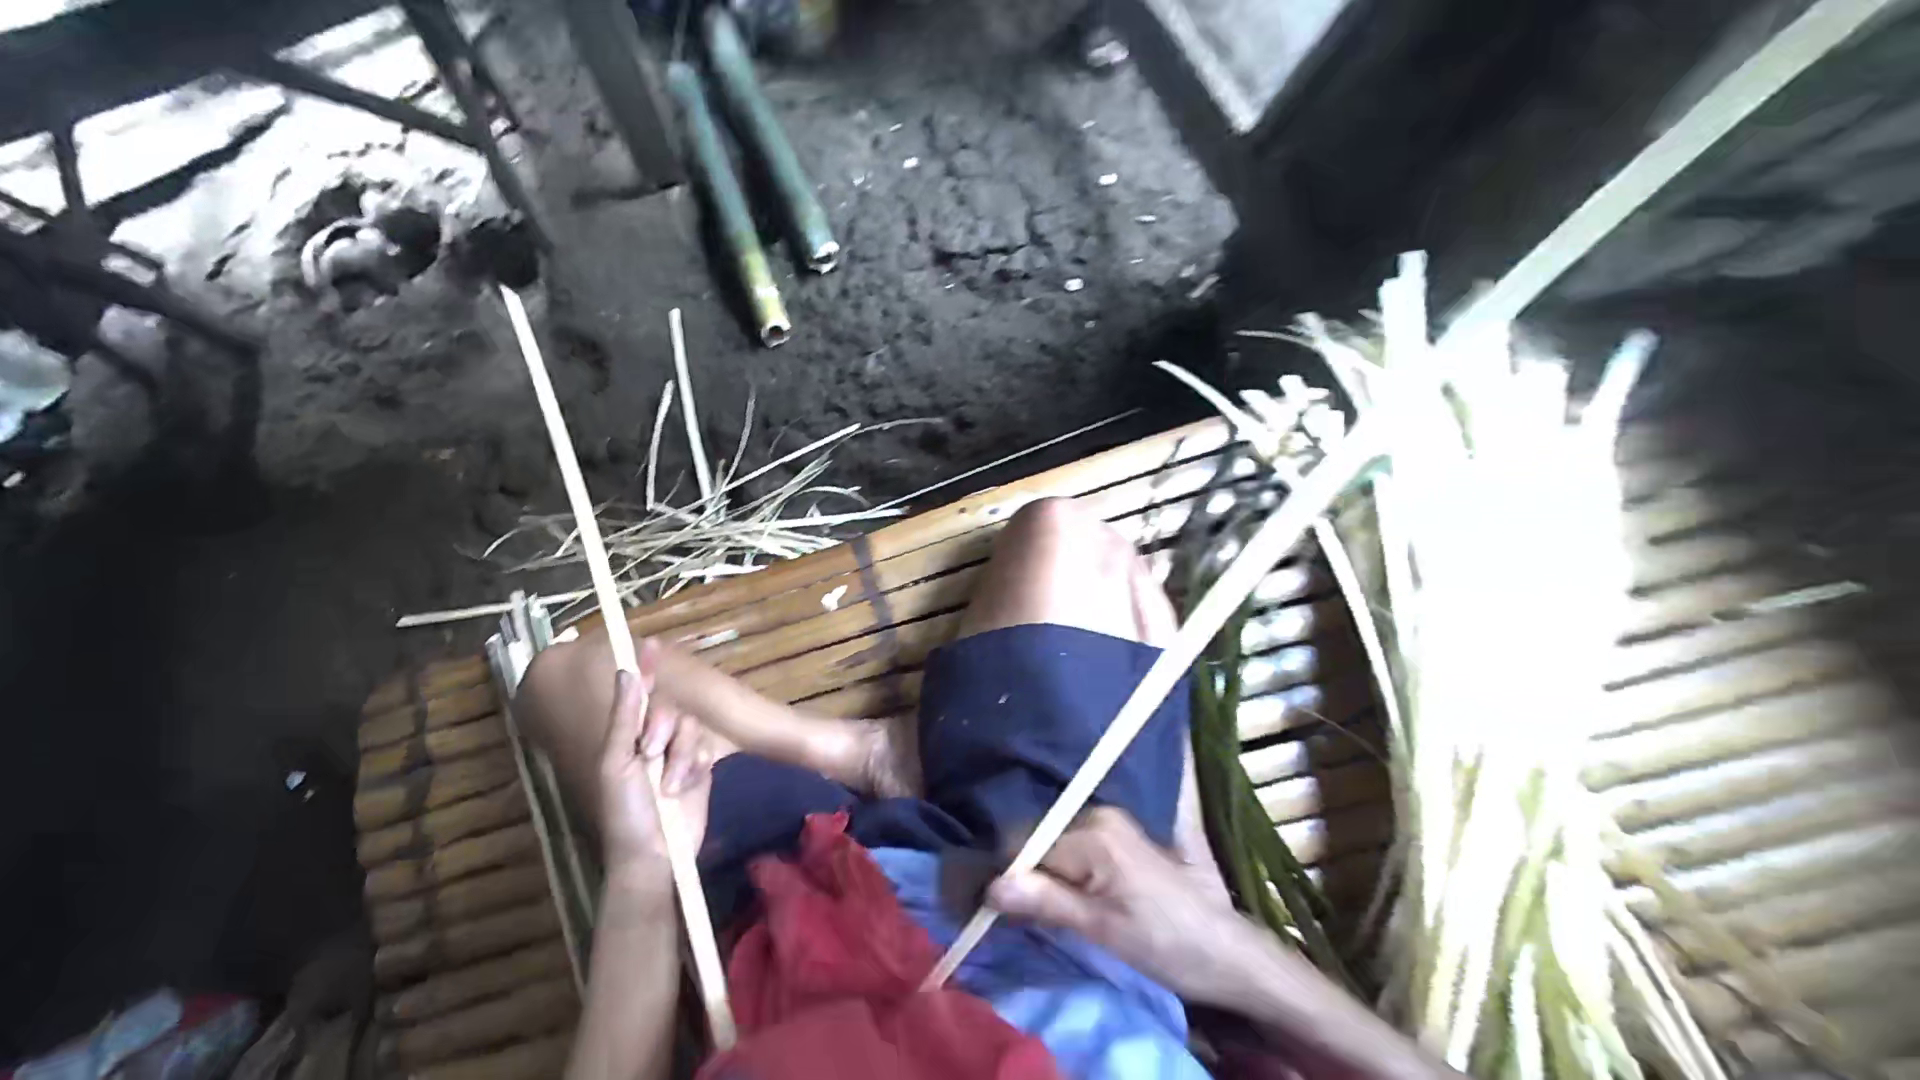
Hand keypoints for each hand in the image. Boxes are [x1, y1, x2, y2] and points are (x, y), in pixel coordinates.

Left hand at [597, 657, 712, 883]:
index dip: (645, 668)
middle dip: (664, 729)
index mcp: (626, 735)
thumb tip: (627, 672)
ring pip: (691, 728)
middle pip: (670, 709)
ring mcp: (678, 753)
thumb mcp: (617, 763)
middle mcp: (652, 739)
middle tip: (652, 752)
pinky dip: (695, 766)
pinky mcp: (700, 766)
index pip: (638, 694)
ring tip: (670, 784)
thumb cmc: (625, 811)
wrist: (657, 853)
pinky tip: (686, 787)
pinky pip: (705, 748)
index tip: (652, 644)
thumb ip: (624, 718)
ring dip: (681, 755)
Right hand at [986, 807, 1272, 1006]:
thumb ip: (1046, 902)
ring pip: (1051, 840)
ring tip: (1034, 910)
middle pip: (1036, 837)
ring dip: (1037, 872)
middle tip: (1014, 915)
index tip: (988, 908)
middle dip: (1020, 872)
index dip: (1002, 873)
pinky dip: (1056, 868)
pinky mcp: (1116, 834)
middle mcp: (1098, 813)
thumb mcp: (1103, 930)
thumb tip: (991, 885)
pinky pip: (1069, 844)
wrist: (1226, 952)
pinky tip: (1058, 895)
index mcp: (1094, 832)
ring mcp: (1109, 821)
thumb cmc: (1167, 944)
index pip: (1024, 842)